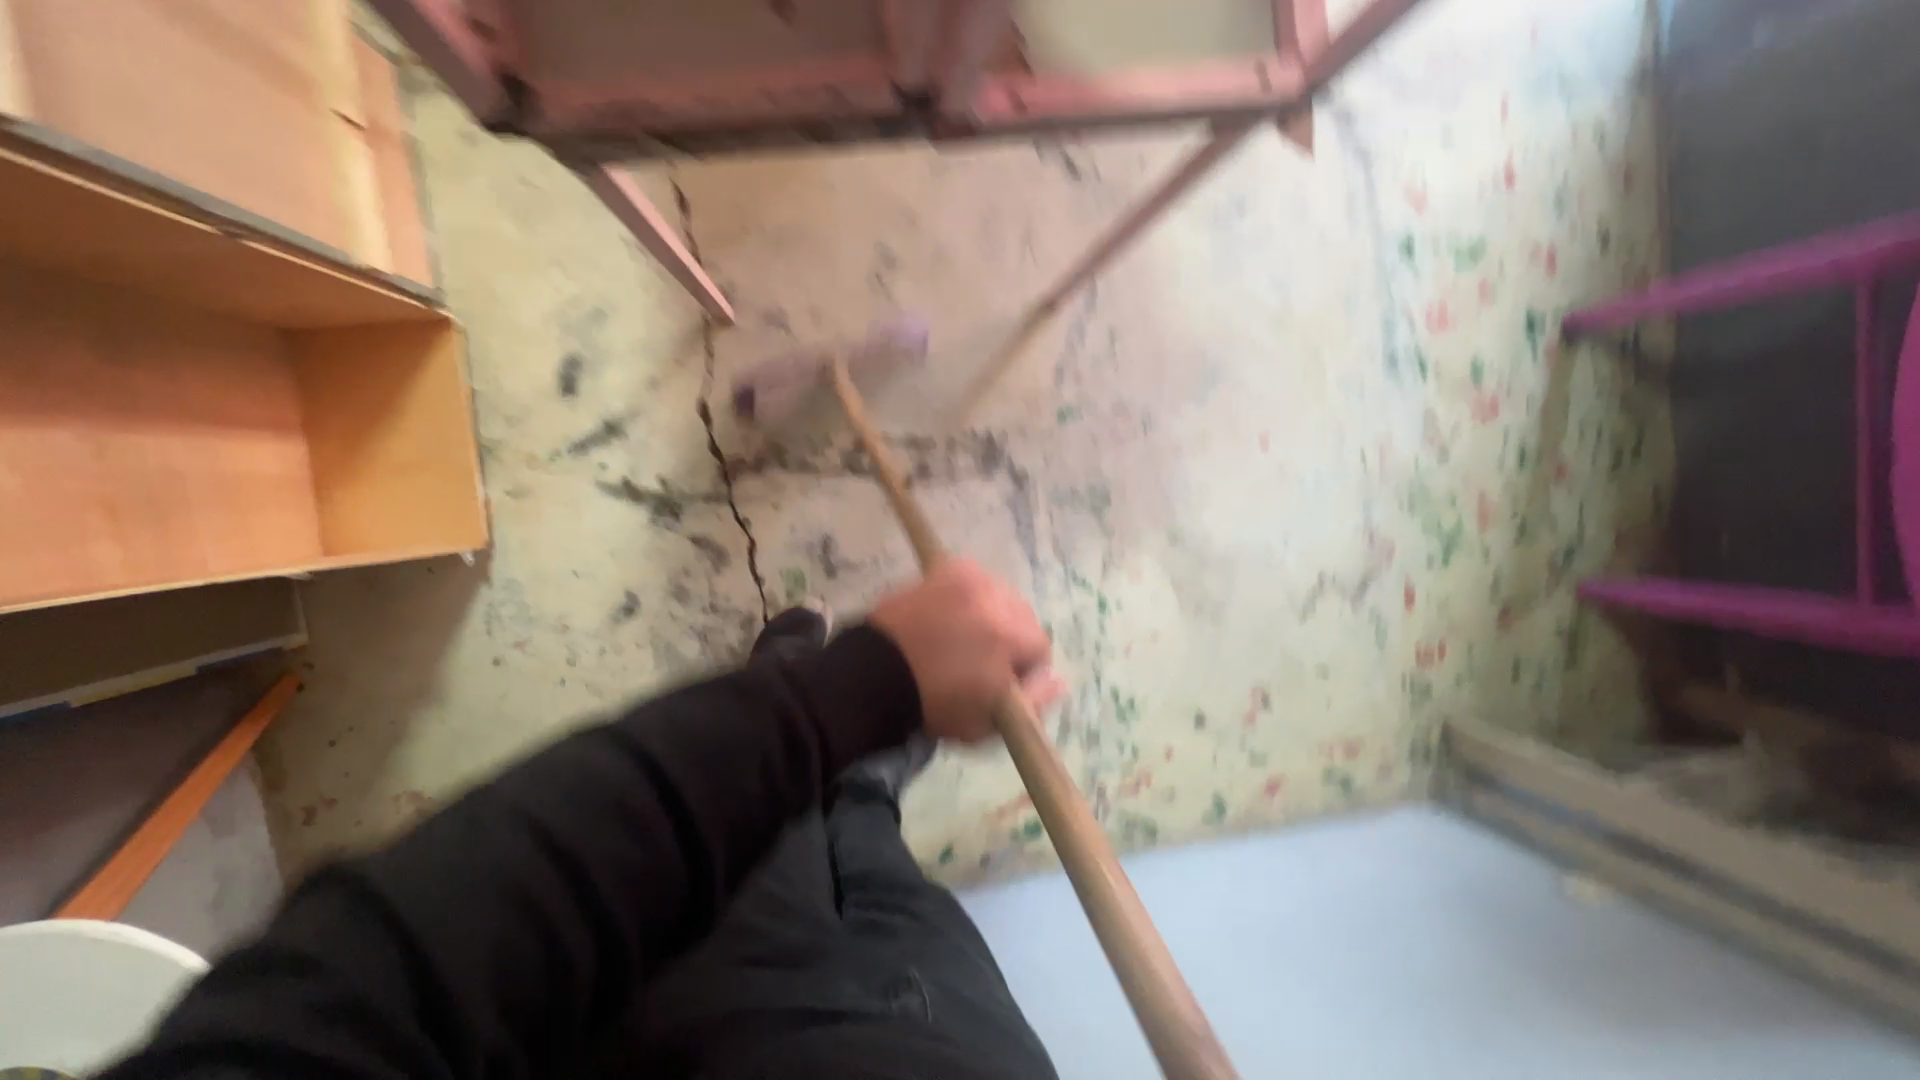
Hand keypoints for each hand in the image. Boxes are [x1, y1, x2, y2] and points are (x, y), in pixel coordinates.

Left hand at [867, 559, 1065, 742]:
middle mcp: (995, 597)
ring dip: (991, 616)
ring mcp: (967, 579)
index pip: (1041, 648)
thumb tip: (1061, 681)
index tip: (1001, 685)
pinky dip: (970, 598)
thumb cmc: (934, 704)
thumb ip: (1033, 701)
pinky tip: (951, 619)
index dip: (1025, 671)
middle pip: (1022, 618)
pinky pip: (973, 582)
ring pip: (999, 598)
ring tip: (963, 640)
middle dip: (1010, 640)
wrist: (873, 676)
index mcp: (1010, 633)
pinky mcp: (944, 570)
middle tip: (981, 664)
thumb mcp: (987, 721)